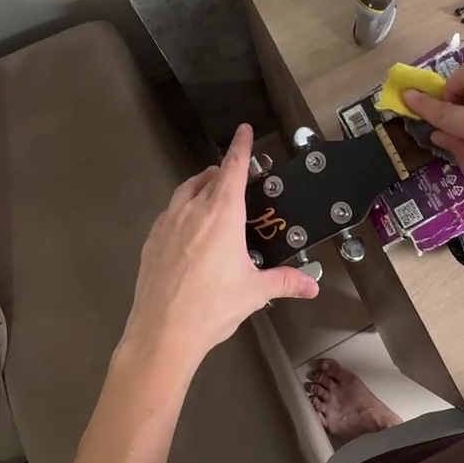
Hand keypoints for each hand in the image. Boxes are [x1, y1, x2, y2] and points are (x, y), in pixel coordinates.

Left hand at [123, 124, 319, 371]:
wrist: (162, 333)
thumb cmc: (213, 306)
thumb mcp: (254, 292)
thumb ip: (284, 282)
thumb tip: (312, 286)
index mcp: (222, 214)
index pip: (233, 169)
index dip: (241, 147)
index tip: (244, 129)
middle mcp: (193, 211)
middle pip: (207, 177)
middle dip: (221, 171)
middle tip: (234, 177)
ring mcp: (167, 225)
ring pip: (184, 192)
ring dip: (199, 186)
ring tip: (210, 195)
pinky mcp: (151, 242)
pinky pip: (168, 214)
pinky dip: (181, 210)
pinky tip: (187, 230)